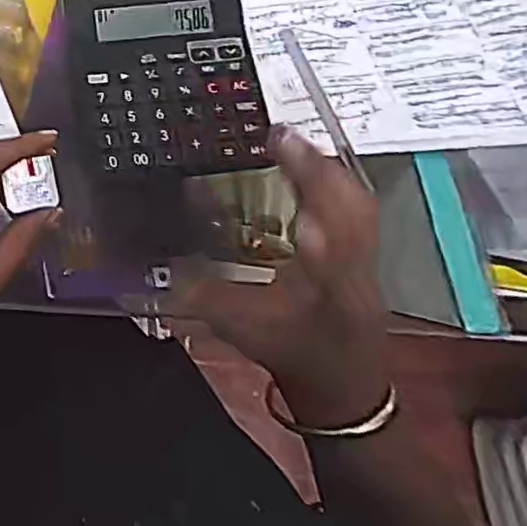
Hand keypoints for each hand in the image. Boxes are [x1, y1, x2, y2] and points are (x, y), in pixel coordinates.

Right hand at [175, 126, 390, 427]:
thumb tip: (155, 260)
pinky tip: (316, 171)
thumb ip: (198, 292)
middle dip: (318, 166)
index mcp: (329, 291)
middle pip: (353, 208)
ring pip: (362, 205)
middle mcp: (358, 273)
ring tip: (296, 145)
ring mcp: (372, 264)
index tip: (283, 148)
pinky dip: (336, 184)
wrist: (345, 390)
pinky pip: (362, 210)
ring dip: (328, 170)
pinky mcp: (371, 258)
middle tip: (282, 135)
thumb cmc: (292, 358)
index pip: (325, 231)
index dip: (308, 187)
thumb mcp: (237, 329)